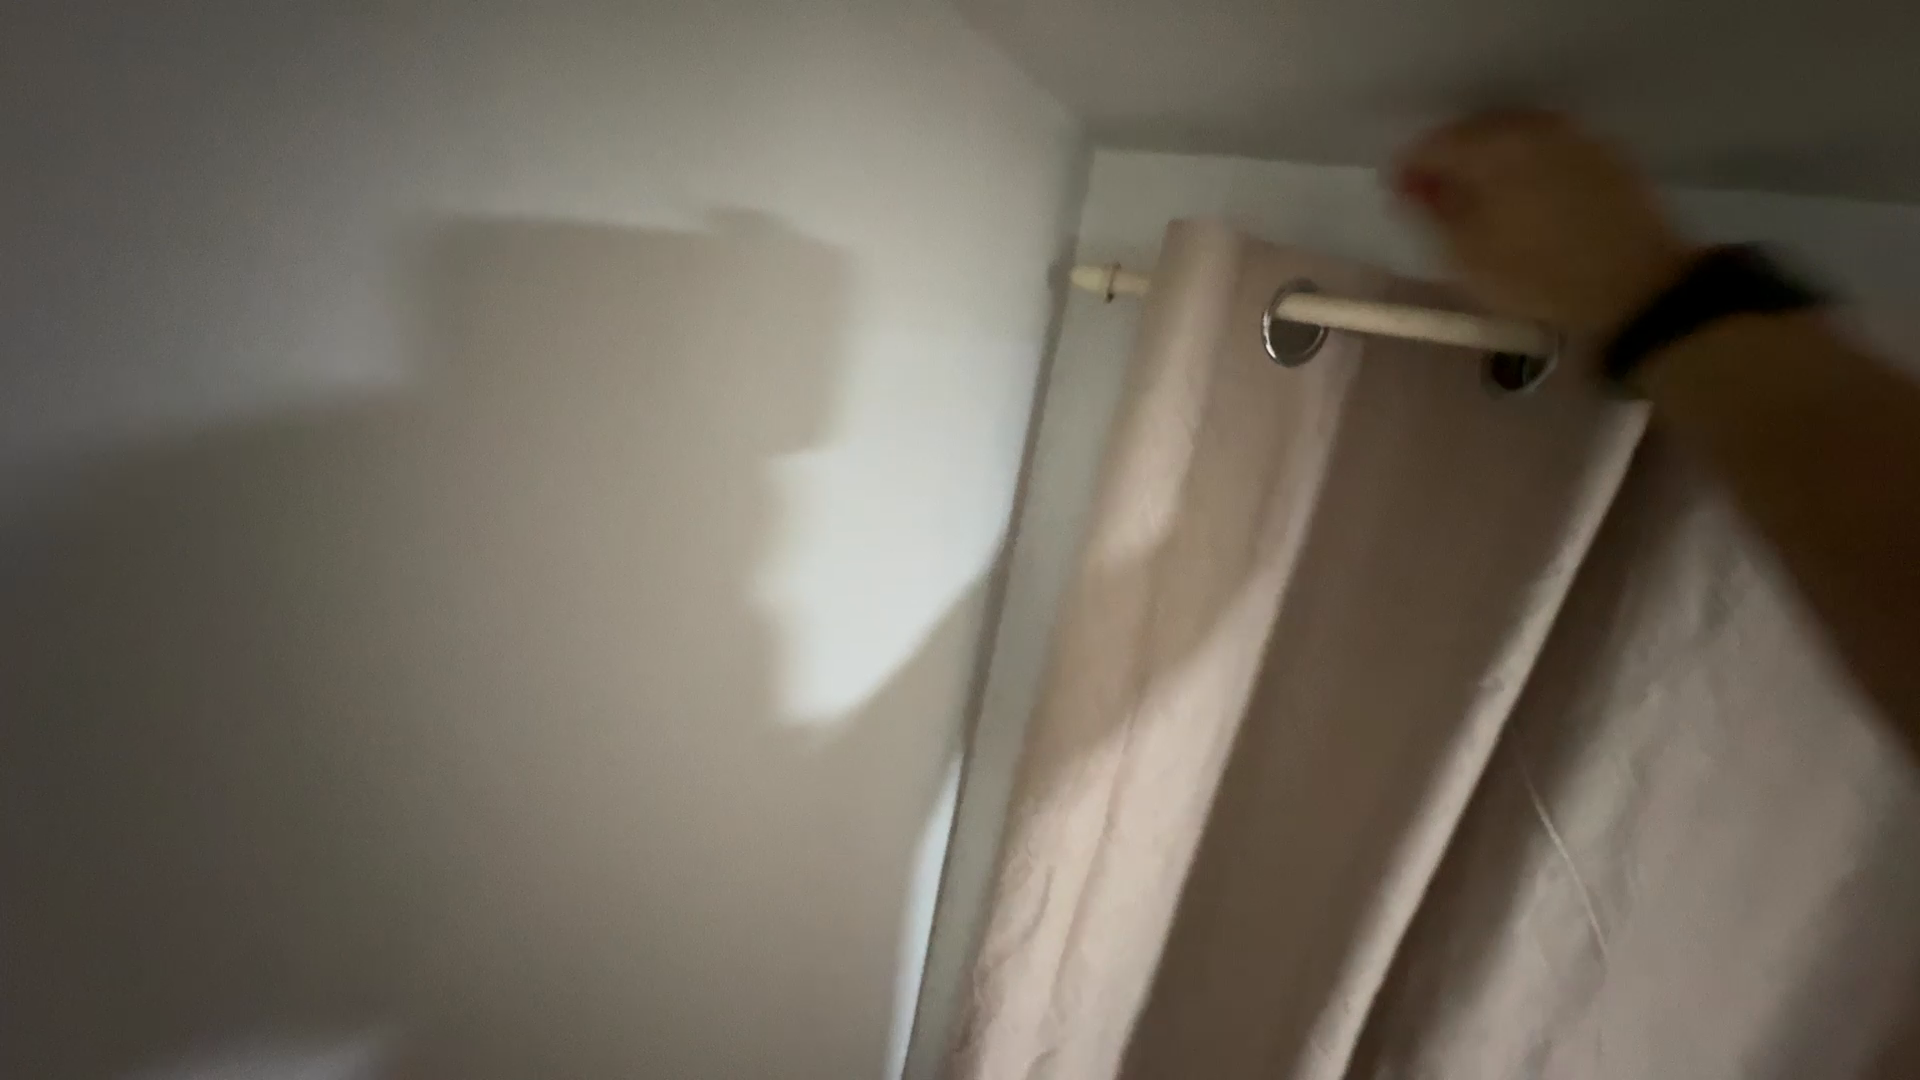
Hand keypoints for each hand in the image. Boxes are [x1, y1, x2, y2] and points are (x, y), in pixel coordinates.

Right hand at [1393, 110, 1694, 337]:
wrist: (1631, 285)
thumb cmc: (1532, 277)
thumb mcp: (1462, 255)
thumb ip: (1428, 212)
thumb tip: (1408, 185)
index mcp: (1492, 151)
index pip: (1432, 144)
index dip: (1407, 168)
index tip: (1396, 194)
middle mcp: (1533, 129)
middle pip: (1472, 132)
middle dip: (1445, 161)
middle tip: (1428, 198)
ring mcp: (1573, 137)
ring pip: (1510, 137)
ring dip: (1482, 161)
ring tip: (1470, 200)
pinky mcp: (1602, 154)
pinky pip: (1543, 147)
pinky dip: (1518, 164)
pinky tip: (1513, 196)